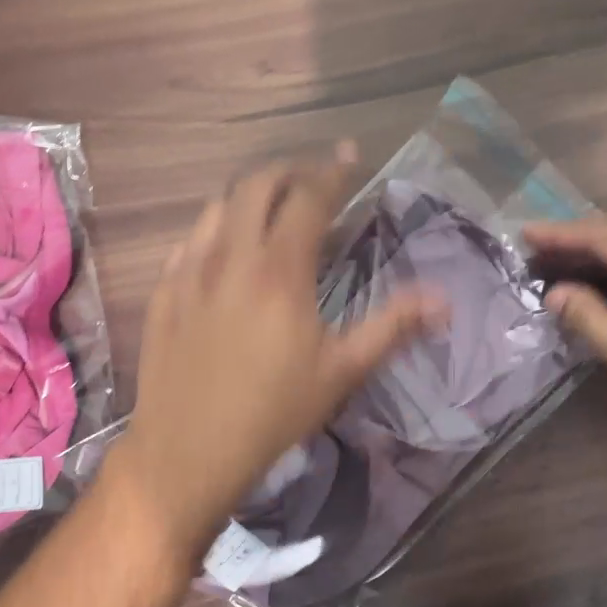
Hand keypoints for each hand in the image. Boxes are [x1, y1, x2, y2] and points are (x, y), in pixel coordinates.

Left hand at [118, 148, 444, 556]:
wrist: (188, 450)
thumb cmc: (274, 412)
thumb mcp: (343, 372)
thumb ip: (393, 326)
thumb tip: (444, 300)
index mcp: (279, 270)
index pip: (308, 198)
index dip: (332, 172)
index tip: (350, 156)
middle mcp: (230, 256)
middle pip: (256, 186)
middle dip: (288, 172)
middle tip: (313, 180)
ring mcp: (189, 272)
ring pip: (216, 207)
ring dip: (248, 197)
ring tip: (270, 209)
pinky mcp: (163, 293)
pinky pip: (189, 241)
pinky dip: (215, 230)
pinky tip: (224, 251)